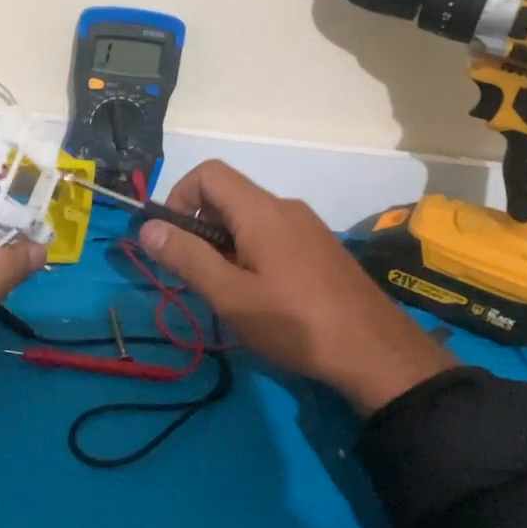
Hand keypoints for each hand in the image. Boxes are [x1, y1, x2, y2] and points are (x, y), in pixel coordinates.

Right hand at [138, 160, 457, 413]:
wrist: (378, 354)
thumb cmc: (296, 324)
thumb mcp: (231, 296)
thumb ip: (187, 258)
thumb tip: (148, 228)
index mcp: (261, 211)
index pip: (207, 173)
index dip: (178, 198)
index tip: (172, 242)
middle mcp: (285, 207)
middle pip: (226, 197)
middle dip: (199, 230)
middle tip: (197, 278)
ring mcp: (307, 227)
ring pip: (248, 221)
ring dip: (224, 247)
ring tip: (228, 295)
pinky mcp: (320, 249)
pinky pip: (271, 237)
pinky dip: (250, 255)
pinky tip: (261, 299)